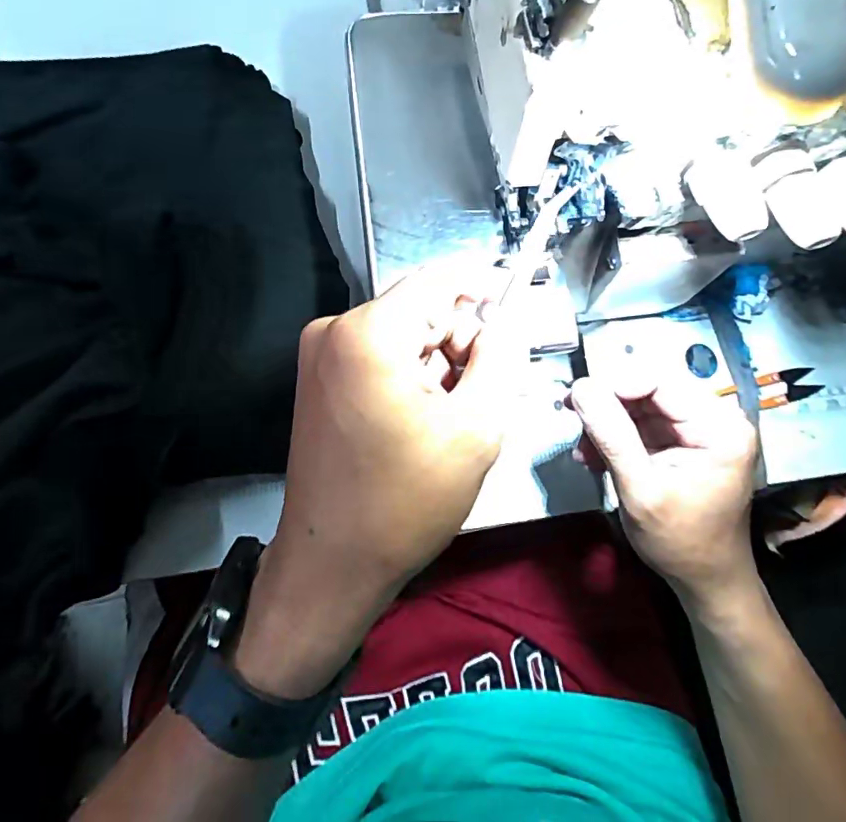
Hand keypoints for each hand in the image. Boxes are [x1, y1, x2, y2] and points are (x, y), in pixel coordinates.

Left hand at [233, 268, 520, 696]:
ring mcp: (322, 354)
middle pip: (423, 307)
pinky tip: (431, 418)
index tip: (523, 294)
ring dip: (444, 362)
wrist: (332, 566)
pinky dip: (417, 375)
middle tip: (492, 387)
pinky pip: (384, 354)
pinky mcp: (322, 378)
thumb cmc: (405, 503)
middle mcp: (336, 330)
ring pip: (407, 333)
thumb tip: (509, 317)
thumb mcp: (476, 428)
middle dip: (466, 338)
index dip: (487, 282)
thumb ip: (502, 357)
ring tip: (459, 415)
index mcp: (369, 334)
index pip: (441, 278)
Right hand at [569, 373, 760, 607]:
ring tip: (583, 445)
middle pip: (651, 391)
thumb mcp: (641, 490)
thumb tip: (583, 388)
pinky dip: (618, 435)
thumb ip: (612, 436)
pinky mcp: (685, 442)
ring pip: (643, 406)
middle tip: (573, 414)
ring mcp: (701, 430)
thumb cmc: (681, 543)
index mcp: (721, 428)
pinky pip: (645, 424)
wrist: (705, 582)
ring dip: (608, 422)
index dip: (616, 384)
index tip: (578, 397)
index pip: (662, 383)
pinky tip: (595, 453)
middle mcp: (717, 419)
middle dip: (608, 404)